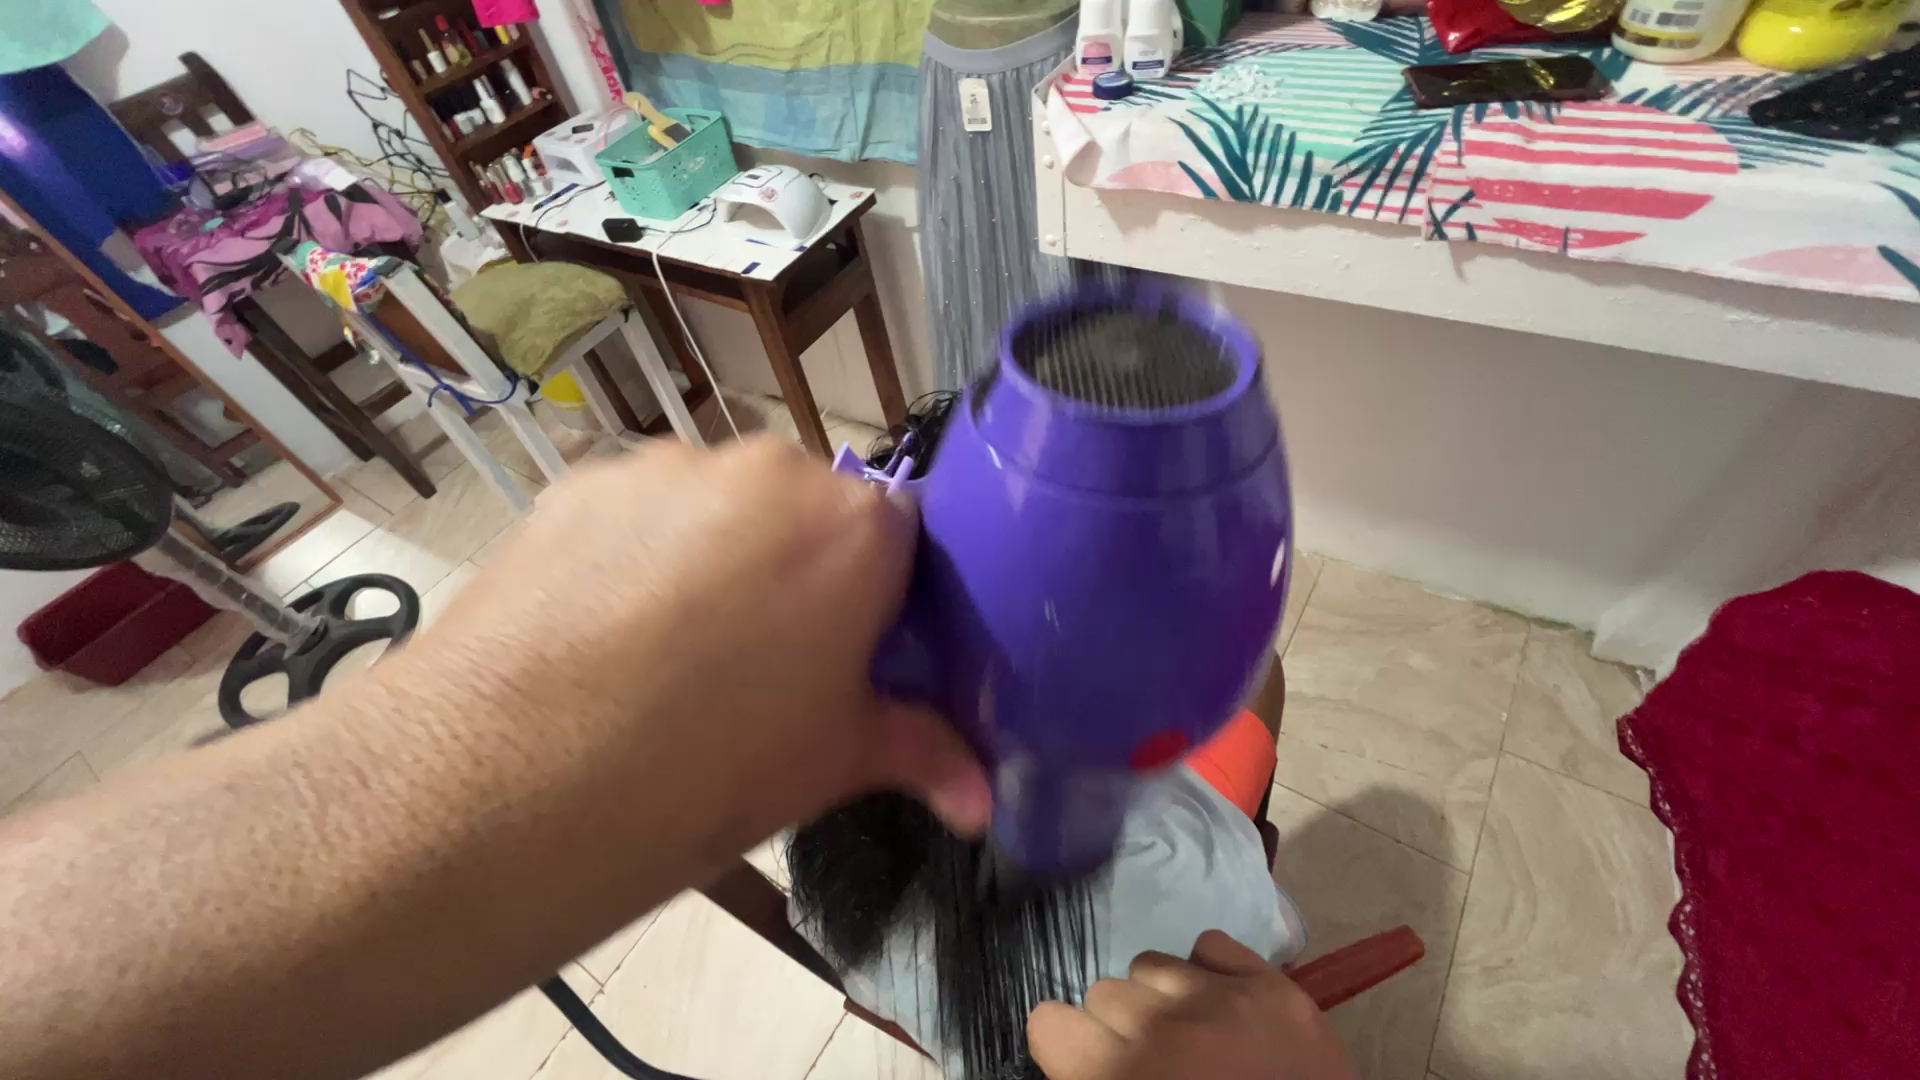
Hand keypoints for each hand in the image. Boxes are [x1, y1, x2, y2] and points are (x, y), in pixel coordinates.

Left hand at [402, 438, 990, 861]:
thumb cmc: (714, 767)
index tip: (861, 639)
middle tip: (769, 651)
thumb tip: (983, 803)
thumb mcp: (835, 761)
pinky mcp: (589, 478)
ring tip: (674, 640)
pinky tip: (608, 621)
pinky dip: (645, 548)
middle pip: (815, 508)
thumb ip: (925, 755)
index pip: (905, 533)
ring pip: (727, 503)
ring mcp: (675, 466)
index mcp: (859, 528)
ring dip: (723, 550)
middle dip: (806, 565)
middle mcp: (775, 470)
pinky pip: (647, 506)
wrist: (509, 778)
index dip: (887, 588)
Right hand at [1028, 930, 1359, 1079]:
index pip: (1049, 1023)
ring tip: (1193, 1039)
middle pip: (1102, 992)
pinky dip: (1210, 973)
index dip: (1068, 1049)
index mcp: (1122, 1074)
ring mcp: (1222, 998)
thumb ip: (1096, 1079)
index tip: (1092, 1068)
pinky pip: (1209, 944)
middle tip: (1156, 1068)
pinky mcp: (1274, 986)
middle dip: (1120, 1029)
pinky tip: (1225, 1011)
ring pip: (1149, 963)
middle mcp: (1162, 1024)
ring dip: (1161, 1000)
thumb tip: (1077, 1055)